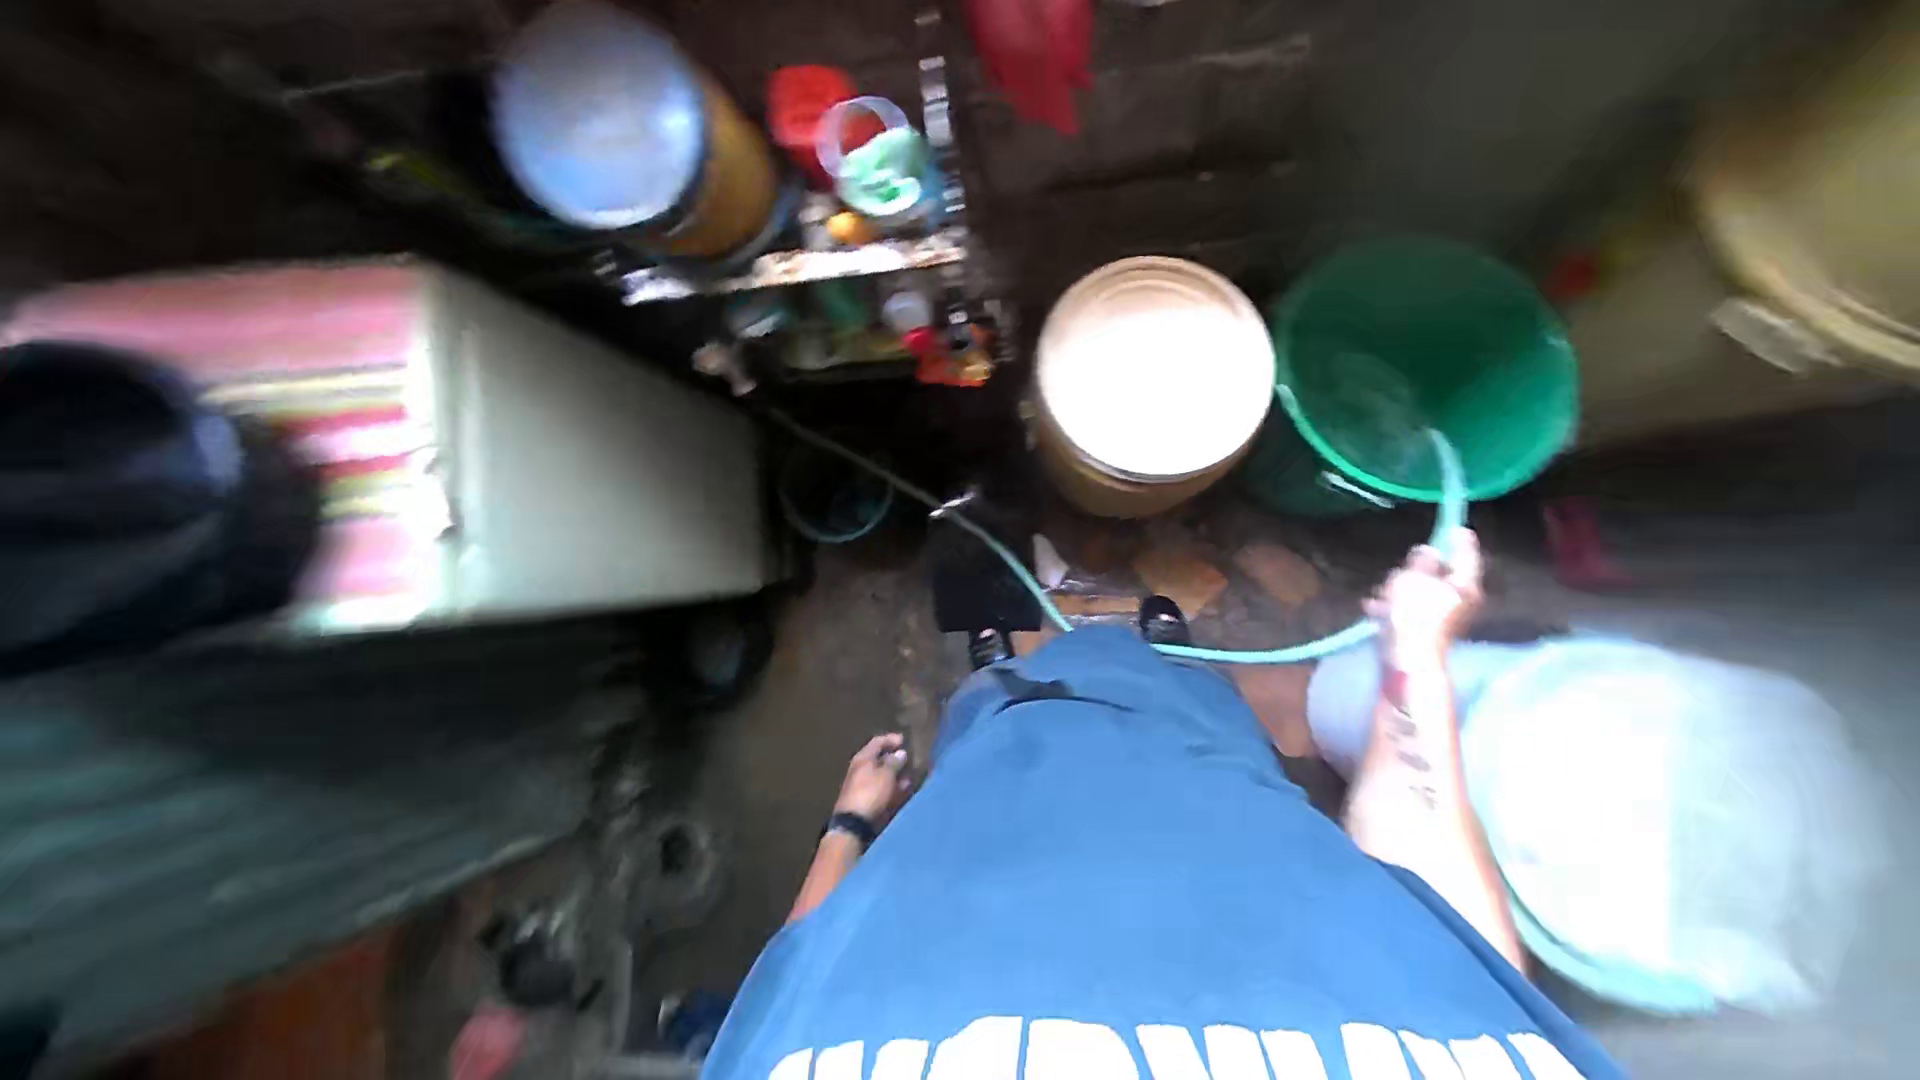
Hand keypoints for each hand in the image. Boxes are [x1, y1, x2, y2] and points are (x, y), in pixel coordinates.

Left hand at [832, 733, 911, 822]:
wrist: (855, 824)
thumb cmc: (871, 792)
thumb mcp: (886, 774)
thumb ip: (895, 762)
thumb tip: (900, 753)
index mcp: (863, 758)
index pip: (878, 742)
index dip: (891, 739)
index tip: (905, 740)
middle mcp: (861, 768)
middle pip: (880, 758)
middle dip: (895, 758)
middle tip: (910, 758)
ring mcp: (863, 785)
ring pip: (883, 775)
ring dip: (896, 774)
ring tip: (911, 774)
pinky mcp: (867, 799)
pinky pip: (882, 788)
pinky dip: (893, 787)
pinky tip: (904, 789)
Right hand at [1364, 527, 1482, 663]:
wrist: (1407, 659)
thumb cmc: (1413, 616)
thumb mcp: (1412, 579)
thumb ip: (1421, 562)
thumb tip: (1430, 550)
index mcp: (1464, 585)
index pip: (1466, 555)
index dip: (1458, 540)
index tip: (1455, 527)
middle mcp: (1460, 599)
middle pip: (1441, 573)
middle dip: (1418, 569)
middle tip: (1403, 569)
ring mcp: (1444, 615)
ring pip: (1422, 590)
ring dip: (1401, 588)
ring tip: (1382, 593)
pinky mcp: (1427, 628)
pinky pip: (1411, 608)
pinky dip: (1394, 605)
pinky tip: (1375, 608)